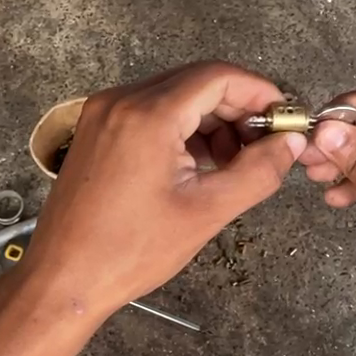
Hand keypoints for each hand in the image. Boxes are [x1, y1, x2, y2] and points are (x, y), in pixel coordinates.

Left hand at [18, 62, 304, 321]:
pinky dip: (183, 129)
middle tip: (265, 144)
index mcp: (148, 115)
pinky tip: (201, 163)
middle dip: (237, 108)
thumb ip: (258, 171)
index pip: (218, 76)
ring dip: (211, 120)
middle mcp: (122, 100)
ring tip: (234, 162)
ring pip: (175, 96)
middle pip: (197, 82)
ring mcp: (104, 112)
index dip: (259, 92)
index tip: (284, 118)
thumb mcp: (207, 211)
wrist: (64, 278)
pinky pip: (152, 112)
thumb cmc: (131, 250)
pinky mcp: (97, 129)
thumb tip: (292, 144)